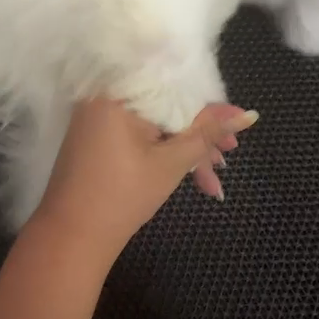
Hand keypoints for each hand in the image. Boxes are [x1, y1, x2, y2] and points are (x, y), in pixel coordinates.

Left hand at [29, 98, 259, 260]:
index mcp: (119, 92)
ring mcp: (99, 115)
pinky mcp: (97, 135)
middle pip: (164, 105)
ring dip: (184, 148)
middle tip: (228, 157)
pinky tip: (191, 176)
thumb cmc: (122, 194)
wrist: (72, 234)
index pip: (174, 85)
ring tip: (214, 180)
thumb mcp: (171, 163)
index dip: (209, 107)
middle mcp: (105, 94)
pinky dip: (161, 150)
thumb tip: (247, 114)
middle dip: (199, 134)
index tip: (236, 128)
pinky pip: (138, 132)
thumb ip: (207, 134)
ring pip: (154, 123)